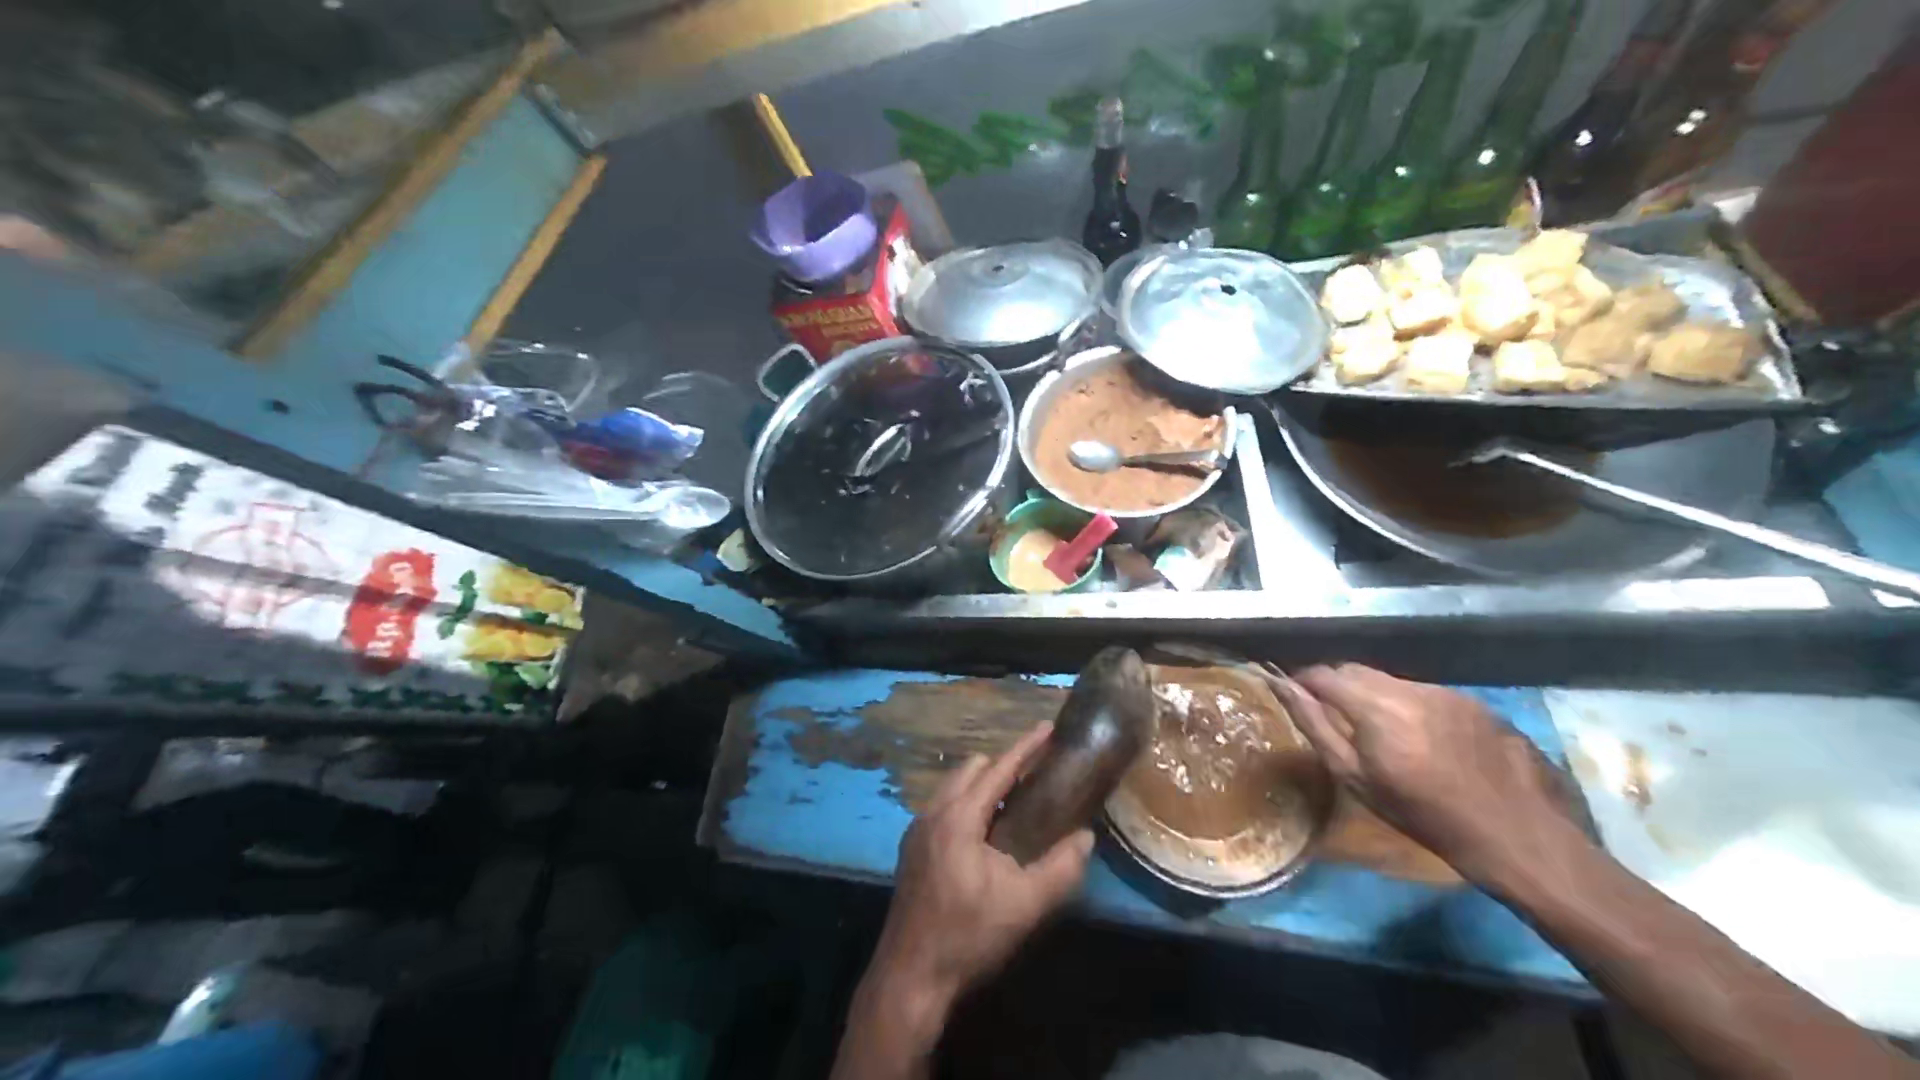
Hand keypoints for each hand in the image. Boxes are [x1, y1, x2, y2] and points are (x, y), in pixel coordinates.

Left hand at [869, 722, 1094, 1007]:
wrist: (911, 976)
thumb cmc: (969, 936)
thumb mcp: (1025, 905)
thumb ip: (1061, 868)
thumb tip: (1085, 837)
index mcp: (959, 817)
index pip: (998, 769)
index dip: (1026, 747)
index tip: (1047, 727)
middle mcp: (933, 813)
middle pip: (971, 769)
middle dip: (1003, 765)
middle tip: (1036, 776)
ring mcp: (917, 830)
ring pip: (953, 786)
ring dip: (982, 784)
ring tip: (1014, 803)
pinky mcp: (911, 849)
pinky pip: (942, 806)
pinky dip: (965, 803)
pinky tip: (984, 834)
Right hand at [1262, 663, 1587, 890]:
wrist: (1520, 837)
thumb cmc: (1425, 816)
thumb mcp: (1357, 778)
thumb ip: (1316, 726)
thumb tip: (1283, 688)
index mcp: (1377, 708)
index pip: (1324, 674)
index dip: (1303, 681)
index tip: (1294, 695)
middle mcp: (1410, 689)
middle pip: (1356, 671)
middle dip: (1336, 685)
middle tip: (1332, 716)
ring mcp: (1447, 692)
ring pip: (1391, 681)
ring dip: (1374, 696)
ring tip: (1380, 733)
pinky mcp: (1474, 702)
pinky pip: (1424, 694)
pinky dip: (1408, 706)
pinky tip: (1423, 739)